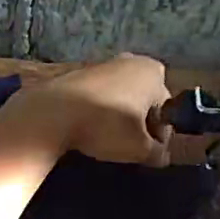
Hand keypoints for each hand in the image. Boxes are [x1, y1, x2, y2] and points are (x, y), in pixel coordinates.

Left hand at [1, 54, 175, 166]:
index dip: (159, 138)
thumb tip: (163, 157)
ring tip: (107, 141)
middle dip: (139, 125)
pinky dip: (98, 112)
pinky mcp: (80, 73)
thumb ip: (157, 153)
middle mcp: (133, 61)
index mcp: (154, 74)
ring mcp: (104, 64)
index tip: (148, 155)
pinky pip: (99, 97)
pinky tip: (89, 129)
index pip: (166, 112)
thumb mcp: (138, 148)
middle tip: (128, 149)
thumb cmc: (105, 126)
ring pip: (121, 99)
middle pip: (144, 102)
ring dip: (118, 119)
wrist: (53, 113)